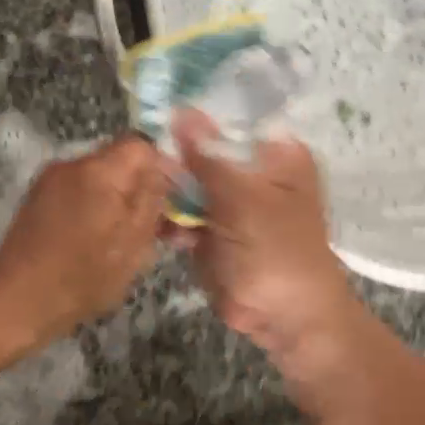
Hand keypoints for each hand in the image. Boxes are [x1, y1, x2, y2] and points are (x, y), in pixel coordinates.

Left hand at [0, 137, 171, 350]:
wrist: (18, 302)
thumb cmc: (83, 277)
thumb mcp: (134, 244)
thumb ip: (152, 199)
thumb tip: (161, 170)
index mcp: (97, 170)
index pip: (141, 146)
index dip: (161, 170)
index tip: (169, 204)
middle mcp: (68, 165)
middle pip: (117, 162)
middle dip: (136, 189)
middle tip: (150, 228)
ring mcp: (46, 182)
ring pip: (96, 180)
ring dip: (112, 202)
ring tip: (119, 241)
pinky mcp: (34, 201)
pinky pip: (74, 194)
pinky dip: (89, 210)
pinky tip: (91, 242)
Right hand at [172, 110, 364, 365]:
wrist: (281, 318)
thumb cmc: (277, 254)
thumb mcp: (243, 201)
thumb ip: (210, 158)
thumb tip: (181, 111)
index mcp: (274, 156)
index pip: (231, 118)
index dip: (195, 112)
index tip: (155, 106)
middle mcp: (250, 173)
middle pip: (202, 149)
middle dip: (172, 155)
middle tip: (142, 161)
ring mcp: (227, 203)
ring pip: (185, 181)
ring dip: (165, 189)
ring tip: (148, 199)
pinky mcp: (208, 230)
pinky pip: (178, 212)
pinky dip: (166, 218)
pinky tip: (158, 228)